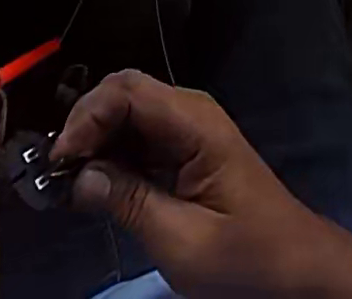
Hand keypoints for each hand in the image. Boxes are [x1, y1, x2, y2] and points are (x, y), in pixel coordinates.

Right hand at [54, 70, 351, 298]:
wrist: (293, 260)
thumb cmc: (245, 254)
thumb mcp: (184, 241)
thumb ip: (130, 203)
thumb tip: (80, 177)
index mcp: (195, 122)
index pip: (129, 91)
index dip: (87, 116)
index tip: (60, 160)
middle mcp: (190, 110)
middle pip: (125, 90)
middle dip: (86, 121)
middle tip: (59, 168)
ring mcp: (188, 125)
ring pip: (128, 108)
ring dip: (95, 135)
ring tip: (69, 176)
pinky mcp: (184, 144)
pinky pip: (139, 132)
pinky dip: (111, 148)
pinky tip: (95, 179)